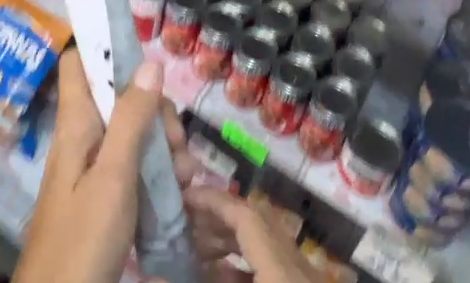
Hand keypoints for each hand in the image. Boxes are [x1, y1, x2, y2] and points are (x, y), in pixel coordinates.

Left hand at [15, 51, 201, 282]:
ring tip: (186, 176)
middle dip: (156, 110)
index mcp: (76, 125)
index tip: (142, 58)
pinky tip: (182, 188)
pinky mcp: (107, 192)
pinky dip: (160, 170)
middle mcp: (84, 137)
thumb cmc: (83, 237)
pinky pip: (137, 164)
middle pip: (120, 96)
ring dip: (165, 145)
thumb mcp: (114, 175)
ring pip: (135, 131)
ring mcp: (95, 166)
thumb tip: (151, 61)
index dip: (104, 50)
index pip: (78, 64)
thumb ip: (132, 118)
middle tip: (174, 142)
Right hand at [184, 186, 326, 282]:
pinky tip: (223, 273)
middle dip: (222, 216)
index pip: (247, 216)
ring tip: (199, 248)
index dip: (213, 201)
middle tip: (188, 221)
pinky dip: (249, 262)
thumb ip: (206, 280)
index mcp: (282, 271)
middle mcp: (300, 266)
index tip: (184, 196)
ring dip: (235, 239)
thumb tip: (161, 271)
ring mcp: (308, 277)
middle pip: (260, 222)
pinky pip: (277, 263)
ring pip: (270, 242)